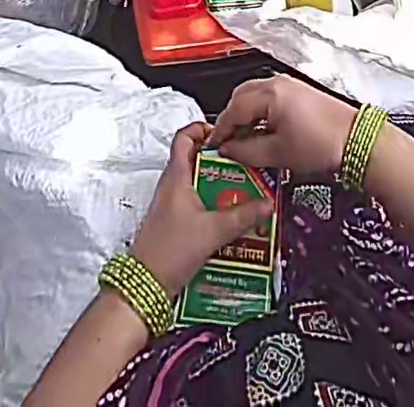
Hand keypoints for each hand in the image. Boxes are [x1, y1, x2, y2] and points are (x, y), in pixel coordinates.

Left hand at [130, 122, 274, 292]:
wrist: (145, 286)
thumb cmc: (172, 249)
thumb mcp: (213, 230)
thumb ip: (243, 215)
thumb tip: (268, 202)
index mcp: (176, 175)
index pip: (183, 136)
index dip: (201, 128)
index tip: (224, 133)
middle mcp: (172, 185)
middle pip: (194, 158)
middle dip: (219, 159)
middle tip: (243, 163)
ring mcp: (171, 203)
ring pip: (197, 181)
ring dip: (218, 183)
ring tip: (243, 188)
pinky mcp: (174, 221)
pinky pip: (195, 202)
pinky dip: (212, 202)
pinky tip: (230, 216)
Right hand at [207, 75, 357, 176]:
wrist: (357, 140)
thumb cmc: (320, 145)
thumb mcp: (278, 154)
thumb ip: (247, 151)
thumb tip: (228, 150)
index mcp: (269, 94)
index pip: (233, 109)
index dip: (221, 129)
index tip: (213, 146)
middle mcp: (276, 83)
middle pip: (241, 96)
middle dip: (231, 118)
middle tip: (226, 141)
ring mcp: (288, 84)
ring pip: (254, 94)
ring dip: (245, 114)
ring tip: (242, 138)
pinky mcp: (298, 91)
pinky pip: (268, 96)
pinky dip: (259, 111)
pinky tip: (261, 130)